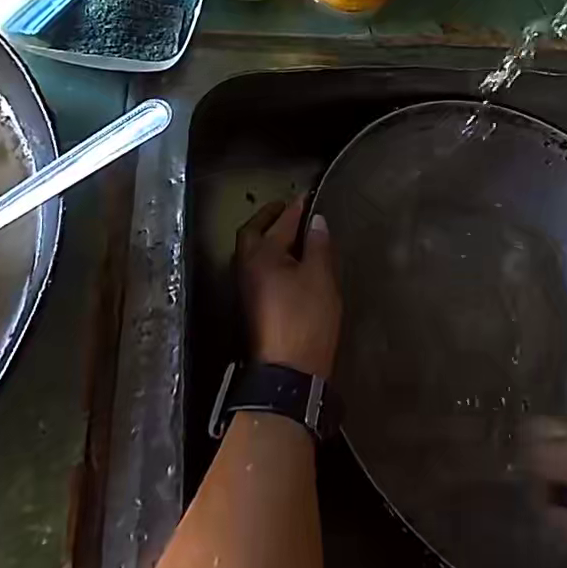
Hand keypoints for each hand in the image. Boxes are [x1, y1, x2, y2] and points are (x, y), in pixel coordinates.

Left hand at [235, 194, 340, 378]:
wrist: (288, 371)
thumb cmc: (306, 319)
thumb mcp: (320, 277)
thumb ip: (318, 245)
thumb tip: (315, 221)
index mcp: (262, 254)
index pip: (281, 222)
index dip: (295, 208)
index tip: (305, 197)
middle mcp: (247, 267)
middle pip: (253, 233)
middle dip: (269, 218)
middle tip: (288, 210)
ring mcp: (246, 287)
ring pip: (252, 251)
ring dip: (267, 237)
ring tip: (289, 231)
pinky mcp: (252, 304)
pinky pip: (257, 267)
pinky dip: (270, 255)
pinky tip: (287, 260)